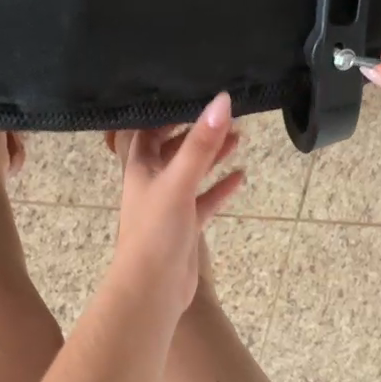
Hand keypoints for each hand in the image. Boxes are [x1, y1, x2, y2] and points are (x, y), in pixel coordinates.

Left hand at [101, 94, 245, 316]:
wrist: (152, 290)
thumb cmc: (155, 232)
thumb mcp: (178, 181)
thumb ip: (200, 144)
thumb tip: (222, 101)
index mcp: (139, 167)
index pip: (148, 128)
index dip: (166, 111)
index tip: (191, 92)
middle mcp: (152, 181)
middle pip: (173, 147)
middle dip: (196, 131)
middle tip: (225, 112)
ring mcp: (169, 204)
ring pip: (192, 172)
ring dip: (211, 155)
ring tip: (239, 136)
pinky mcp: (185, 226)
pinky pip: (205, 200)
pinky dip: (220, 188)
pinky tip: (241, 176)